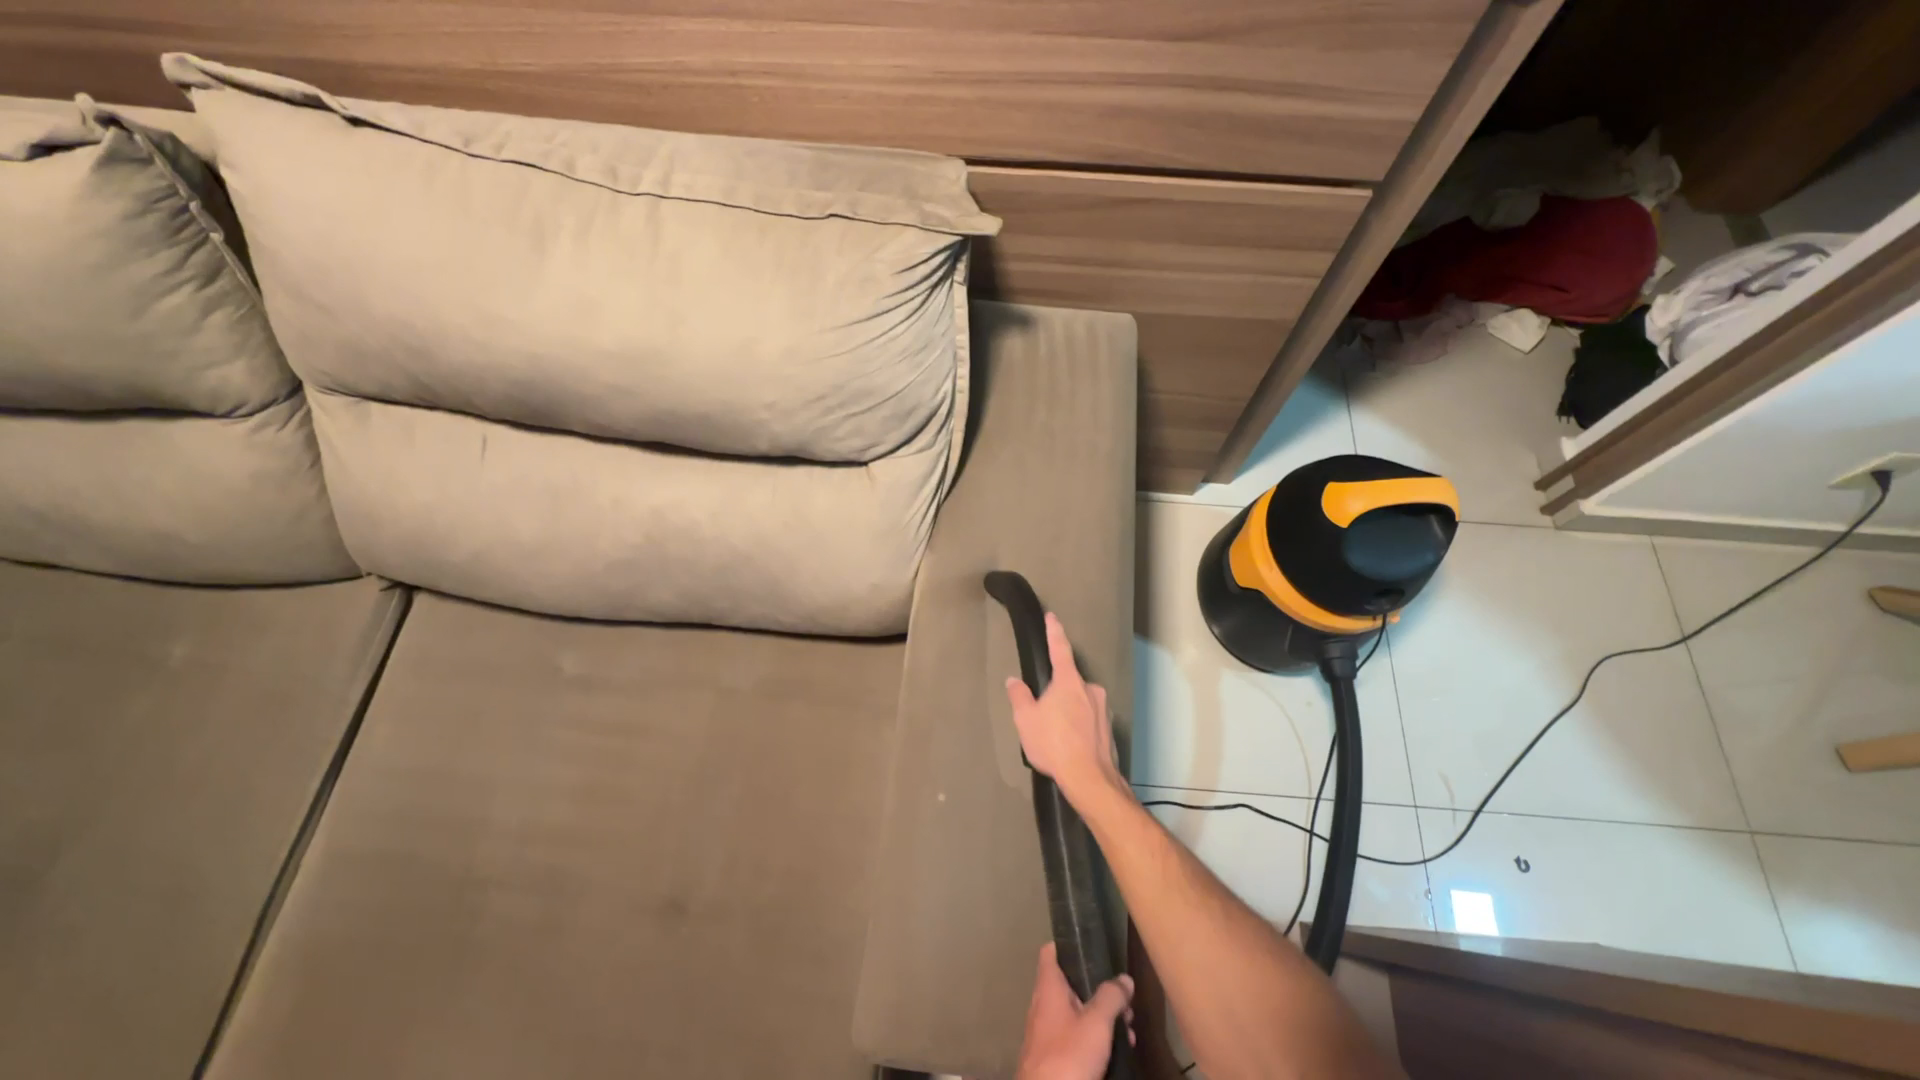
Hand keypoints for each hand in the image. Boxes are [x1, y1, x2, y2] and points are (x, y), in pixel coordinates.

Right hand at [1006, 613, 1123, 803]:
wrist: (1090, 778)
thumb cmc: (1054, 744)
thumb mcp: (1026, 720)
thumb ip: (1019, 697)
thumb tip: (1014, 681)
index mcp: (1069, 681)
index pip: (1060, 649)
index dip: (1054, 632)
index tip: (1052, 617)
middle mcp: (1091, 689)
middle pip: (1070, 682)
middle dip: (1057, 692)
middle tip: (1043, 713)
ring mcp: (1104, 709)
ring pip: (1081, 702)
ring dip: (1068, 711)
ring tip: (1056, 735)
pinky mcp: (1109, 728)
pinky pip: (1089, 719)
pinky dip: (1079, 726)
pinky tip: (1070, 744)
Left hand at [1015, 943, 1134, 1079]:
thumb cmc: (1068, 1054)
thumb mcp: (1096, 1023)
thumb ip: (1111, 997)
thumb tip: (1124, 978)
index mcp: (1048, 988)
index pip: (1051, 952)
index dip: (1068, 944)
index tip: (1092, 945)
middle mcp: (1043, 1005)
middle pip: (1072, 985)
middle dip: (1100, 990)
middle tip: (1125, 1001)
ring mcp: (1047, 1031)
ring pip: (1078, 1013)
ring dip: (1103, 1018)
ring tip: (1129, 1029)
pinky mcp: (1054, 1055)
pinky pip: (1077, 1036)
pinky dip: (1096, 1038)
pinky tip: (1118, 1049)